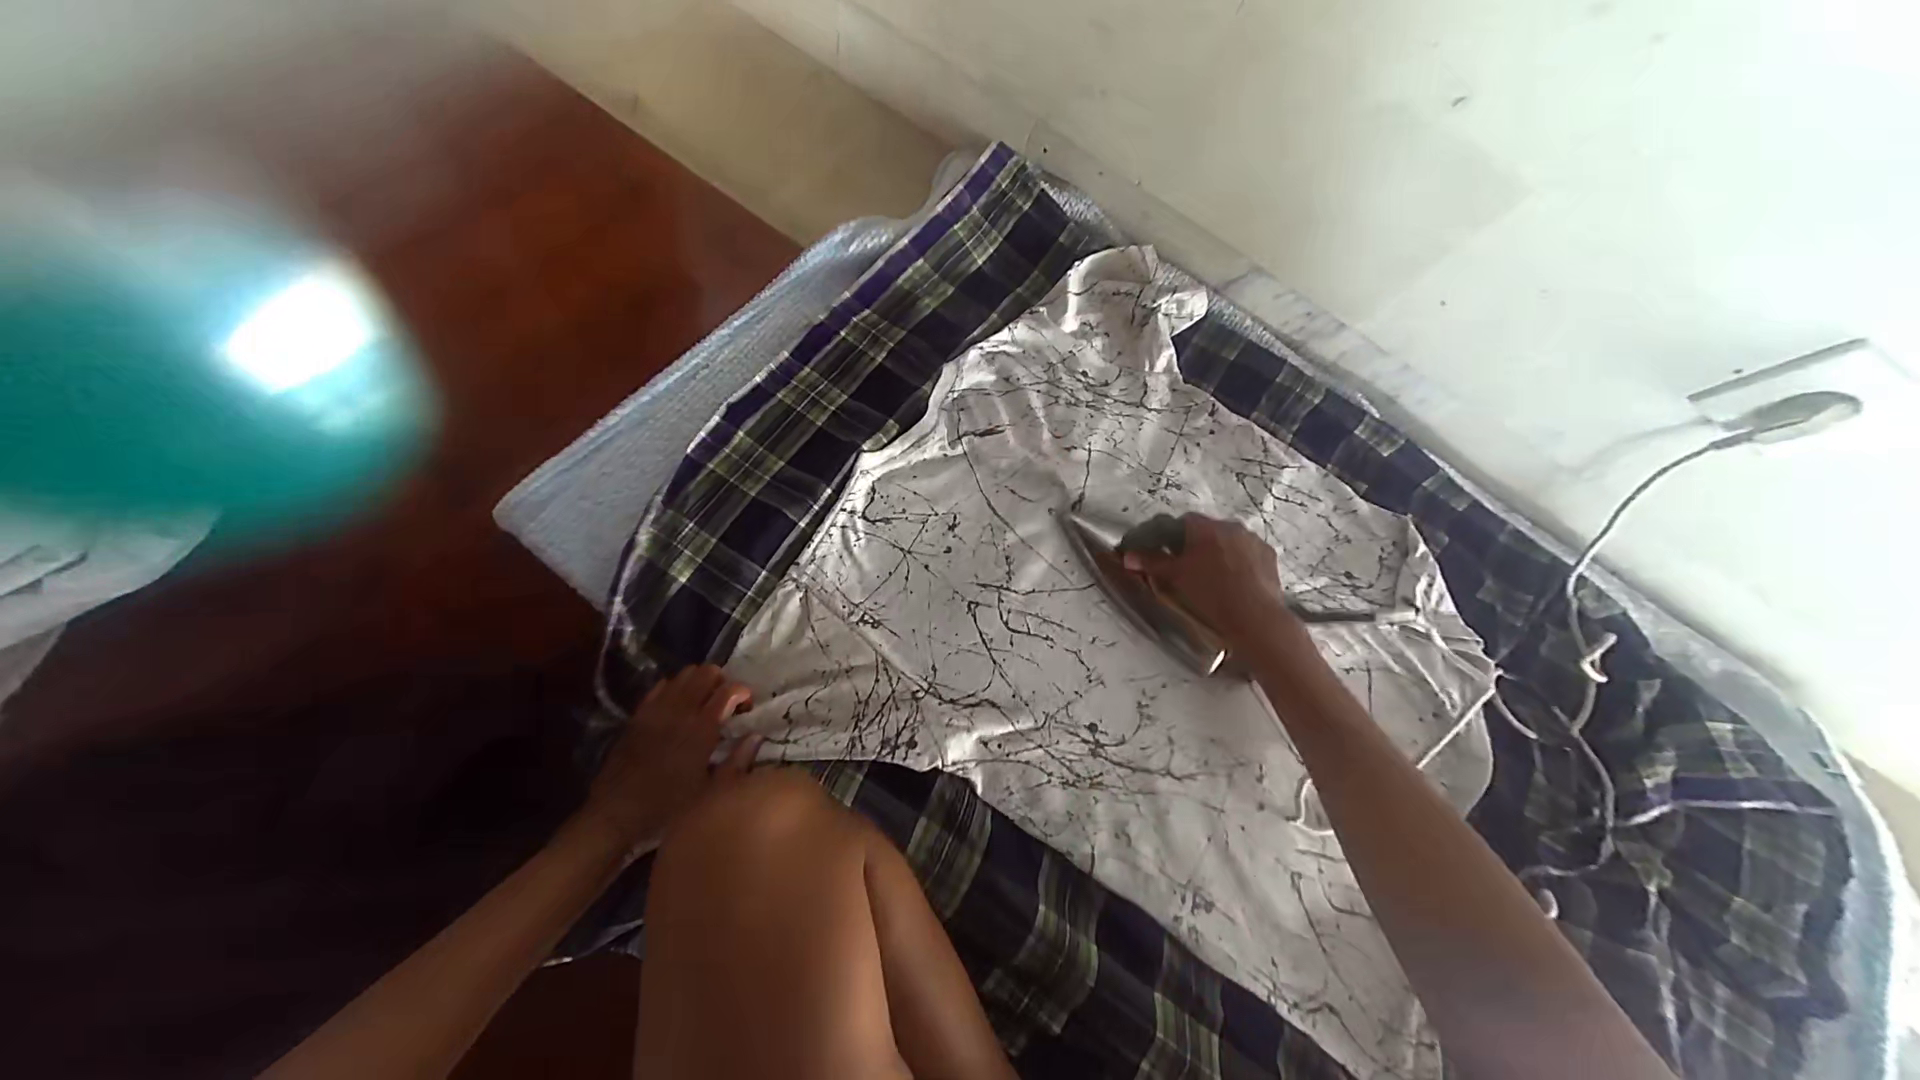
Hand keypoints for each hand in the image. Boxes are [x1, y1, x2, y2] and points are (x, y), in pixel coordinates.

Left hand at [582, 665, 759, 850]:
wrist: (615, 815)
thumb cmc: (668, 807)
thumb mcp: (710, 791)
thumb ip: (738, 761)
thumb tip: (756, 736)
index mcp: (701, 728)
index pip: (729, 690)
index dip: (743, 693)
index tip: (747, 709)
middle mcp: (680, 711)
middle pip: (706, 673)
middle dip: (722, 681)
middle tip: (726, 703)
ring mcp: (656, 710)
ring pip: (684, 674)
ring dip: (699, 682)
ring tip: (704, 703)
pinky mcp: (638, 715)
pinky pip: (661, 687)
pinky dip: (675, 689)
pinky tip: (679, 708)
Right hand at [1120, 514, 1302, 656]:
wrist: (1255, 619)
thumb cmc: (1210, 595)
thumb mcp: (1174, 579)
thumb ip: (1150, 563)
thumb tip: (1128, 556)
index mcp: (1204, 527)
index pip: (1181, 521)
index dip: (1169, 535)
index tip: (1162, 551)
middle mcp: (1231, 527)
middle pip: (1205, 529)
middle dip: (1193, 543)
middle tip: (1184, 565)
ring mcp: (1253, 541)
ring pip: (1227, 540)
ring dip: (1217, 551)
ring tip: (1209, 576)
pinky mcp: (1268, 556)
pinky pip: (1246, 553)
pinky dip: (1237, 562)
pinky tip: (1232, 581)